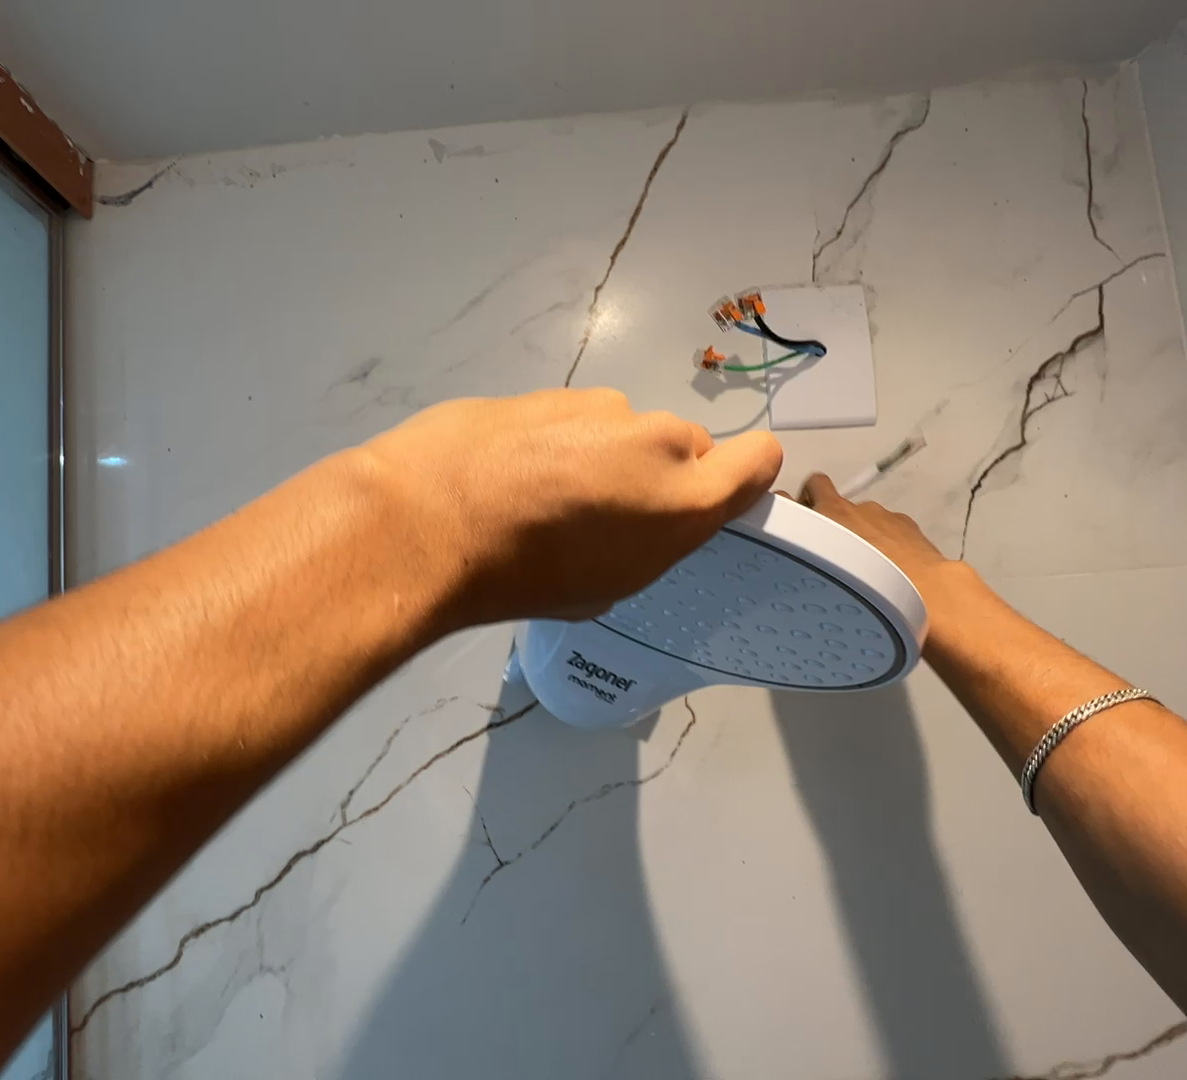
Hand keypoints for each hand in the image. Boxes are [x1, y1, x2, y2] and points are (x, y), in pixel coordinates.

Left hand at [357, 388, 782, 624]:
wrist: (428, 521)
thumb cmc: (524, 577)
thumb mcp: (606, 587)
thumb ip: (649, 540)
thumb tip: (641, 516)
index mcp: (684, 498)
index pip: (758, 460)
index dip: (738, 477)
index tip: (705, 497)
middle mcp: (655, 440)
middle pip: (682, 447)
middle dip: (655, 474)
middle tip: (602, 511)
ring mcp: (599, 407)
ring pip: (623, 431)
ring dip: (601, 456)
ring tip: (542, 494)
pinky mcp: (548, 391)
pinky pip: (573, 420)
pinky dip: (556, 441)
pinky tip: (510, 471)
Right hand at [795, 473, 989, 643]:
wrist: (921, 591)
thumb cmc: (863, 588)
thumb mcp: (818, 576)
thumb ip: (803, 556)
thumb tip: (798, 558)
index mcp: (813, 519)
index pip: (782, 498)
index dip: (782, 510)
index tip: (784, 528)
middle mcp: (840, 508)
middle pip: (816, 485)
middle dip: (816, 500)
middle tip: (819, 532)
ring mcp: (873, 511)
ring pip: (853, 509)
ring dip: (853, 525)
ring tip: (860, 559)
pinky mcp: (901, 519)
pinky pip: (882, 522)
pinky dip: (881, 535)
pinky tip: (887, 562)